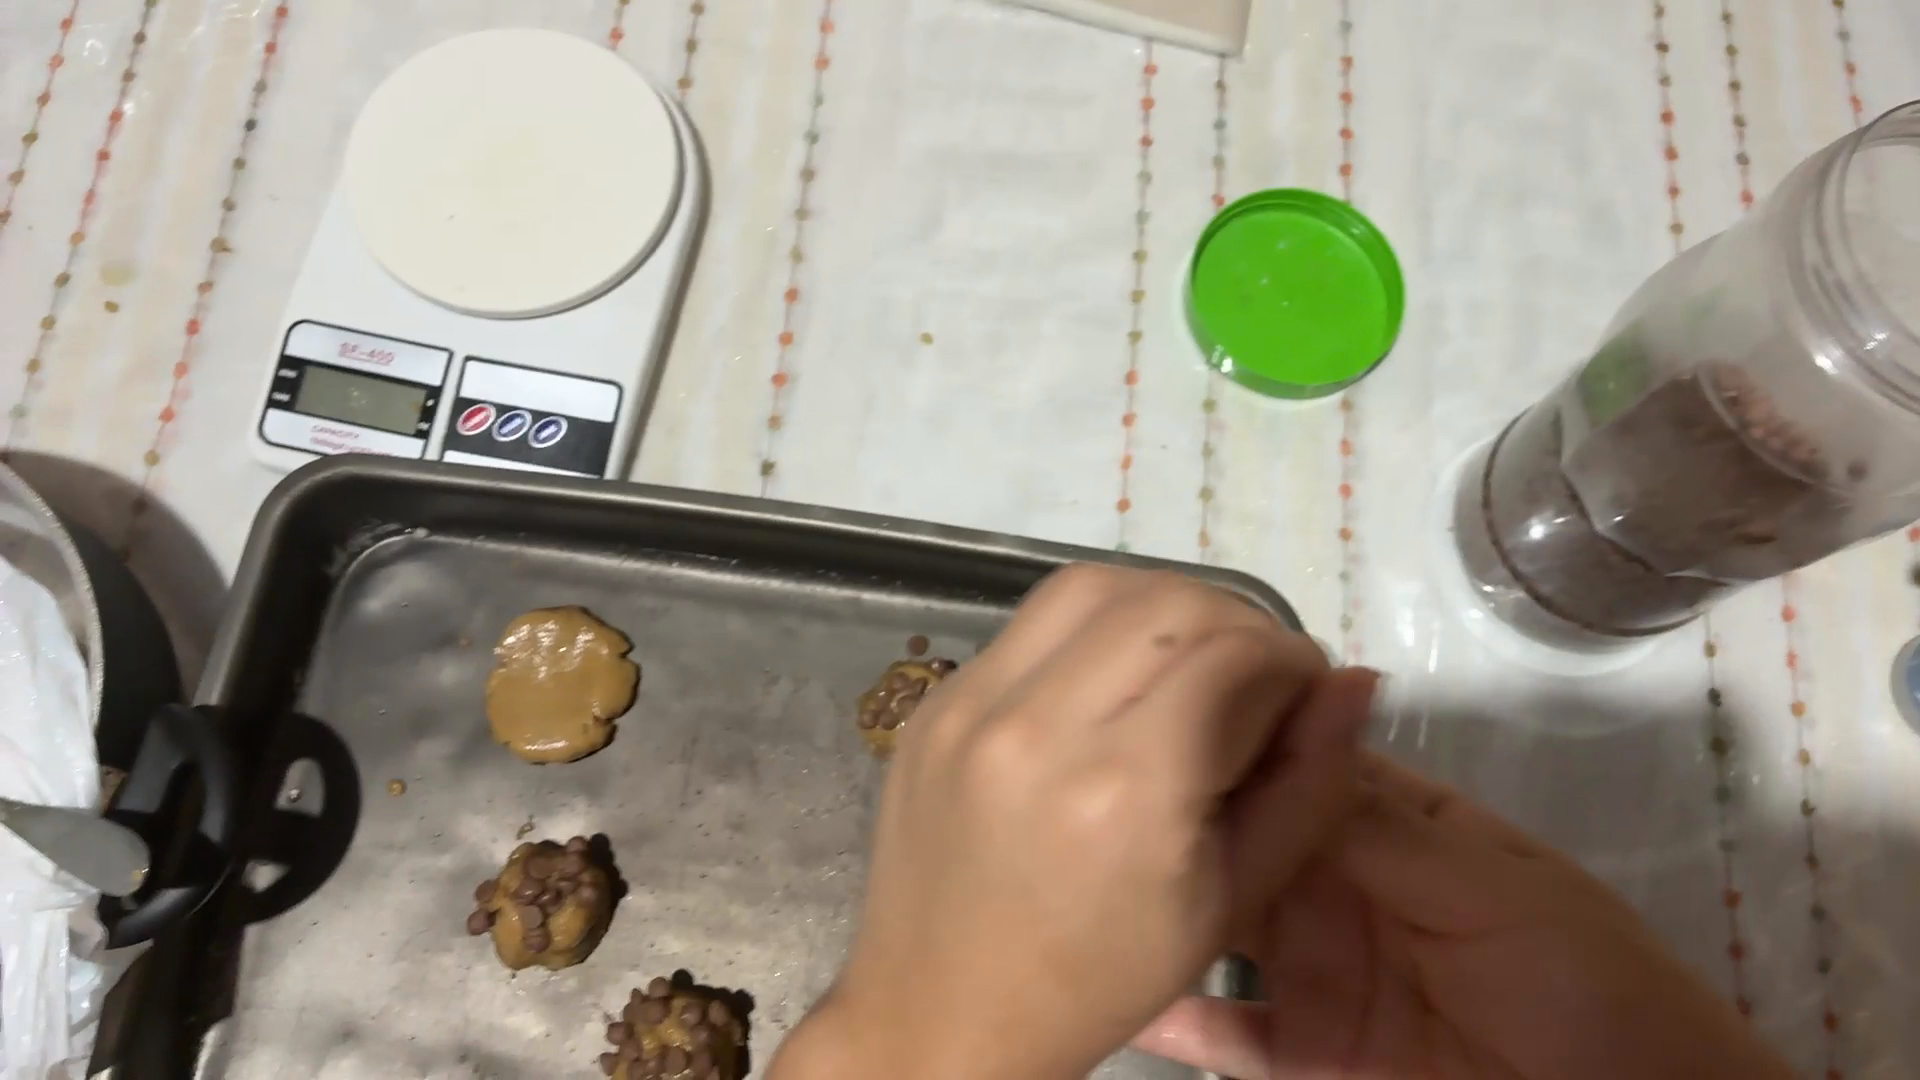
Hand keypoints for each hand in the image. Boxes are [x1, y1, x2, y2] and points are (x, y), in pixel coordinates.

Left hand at [769, 565, 1376, 1079]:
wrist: (941, 1001)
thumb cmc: (1098, 974)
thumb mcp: (1229, 901)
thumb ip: (1307, 785)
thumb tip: (1349, 681)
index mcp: (1125, 793)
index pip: (1230, 656)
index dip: (1287, 655)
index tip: (1300, 683)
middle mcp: (1039, 727)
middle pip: (1162, 602)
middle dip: (1231, 618)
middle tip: (1248, 664)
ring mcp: (971, 702)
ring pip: (1089, 586)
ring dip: (1158, 601)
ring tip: (1182, 651)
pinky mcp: (936, 696)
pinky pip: (1029, 622)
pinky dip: (1090, 625)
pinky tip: (1107, 670)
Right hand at [1133, 755, 1796, 1079]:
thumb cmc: (1587, 993)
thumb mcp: (1492, 890)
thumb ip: (1380, 825)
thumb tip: (1292, 730)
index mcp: (1386, 829)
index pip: (1291, 769)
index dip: (1227, 744)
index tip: (1144, 720)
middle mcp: (1334, 886)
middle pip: (1239, 842)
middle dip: (1172, 820)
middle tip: (1086, 795)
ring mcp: (1314, 969)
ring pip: (1217, 926)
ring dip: (1156, 906)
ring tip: (1074, 878)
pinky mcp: (1306, 1051)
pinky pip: (1225, 1033)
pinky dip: (1170, 1016)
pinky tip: (1109, 990)